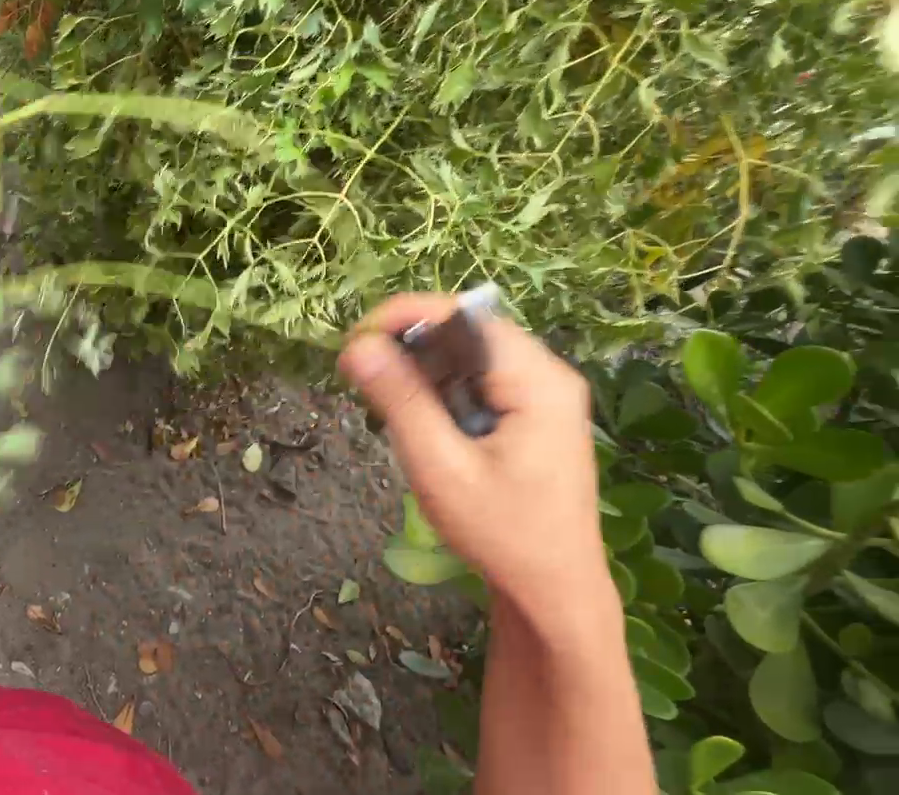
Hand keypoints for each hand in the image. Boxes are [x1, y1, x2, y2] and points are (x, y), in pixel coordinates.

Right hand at [339, 294, 612, 628]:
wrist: (553, 591)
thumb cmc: (501, 531)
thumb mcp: (439, 465)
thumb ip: (400, 400)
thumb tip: (356, 345)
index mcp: (536, 381)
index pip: (462, 316)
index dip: (403, 317)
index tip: (354, 344)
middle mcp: (544, 375)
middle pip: (462, 330)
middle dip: (404, 345)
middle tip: (358, 376)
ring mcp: (538, 393)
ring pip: (462, 353)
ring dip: (416, 368)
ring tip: (382, 404)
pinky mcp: (526, 412)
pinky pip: (470, 378)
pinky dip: (433, 388)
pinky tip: (415, 419)